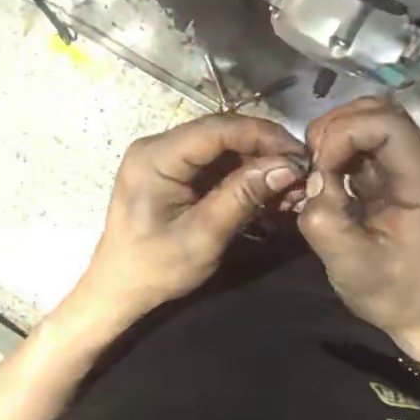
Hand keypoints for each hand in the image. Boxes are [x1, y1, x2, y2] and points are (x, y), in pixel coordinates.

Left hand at [70, 113, 305, 326]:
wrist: (119, 290)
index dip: (263, 136)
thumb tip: (286, 168)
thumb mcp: (203, 236)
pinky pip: (214, 162)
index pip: (217, 129)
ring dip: (257, 162)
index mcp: (155, 157)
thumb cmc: (156, 268)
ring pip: (222, 146)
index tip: (299, 155)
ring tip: (288, 185)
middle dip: (264, 149)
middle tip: (300, 172)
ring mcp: (164, 157)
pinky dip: (242, 174)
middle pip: (222, 132)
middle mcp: (157, 146)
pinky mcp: (173, 171)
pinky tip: (266, 191)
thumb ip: (242, 197)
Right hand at [296, 96, 419, 363]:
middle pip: (379, 111)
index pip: (385, 123)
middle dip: (336, 130)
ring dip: (336, 136)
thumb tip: (312, 178)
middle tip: (313, 166)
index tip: (319, 168)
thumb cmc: (392, 293)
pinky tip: (329, 175)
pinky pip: (368, 139)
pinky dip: (341, 148)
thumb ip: (325, 218)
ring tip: (319, 171)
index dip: (343, 134)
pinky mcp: (401, 170)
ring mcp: (416, 163)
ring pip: (371, 119)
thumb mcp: (350, 265)